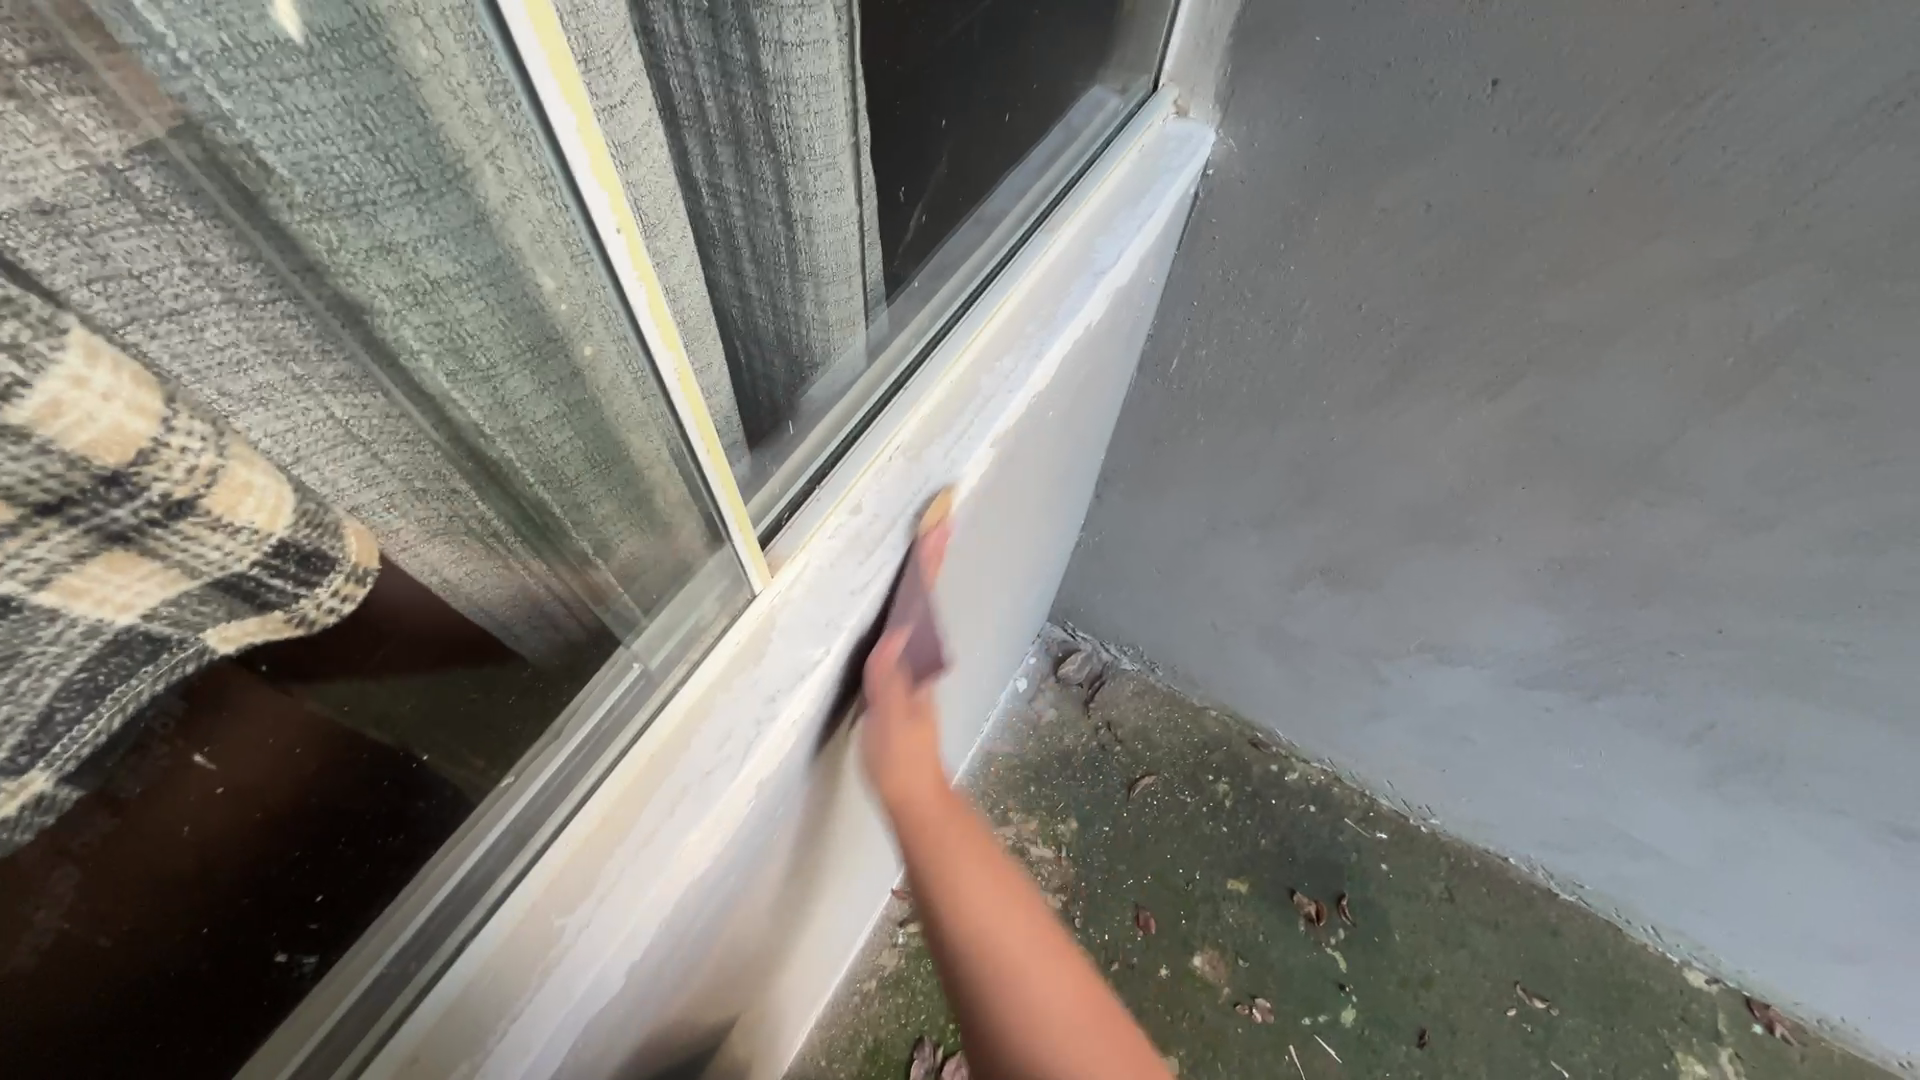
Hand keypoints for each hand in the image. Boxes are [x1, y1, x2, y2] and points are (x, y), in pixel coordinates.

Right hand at [861, 517, 951, 812]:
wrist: (915, 794)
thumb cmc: (900, 760)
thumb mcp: (889, 720)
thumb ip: (890, 679)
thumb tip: (896, 633)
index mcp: (917, 662)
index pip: (922, 603)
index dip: (928, 565)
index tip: (938, 527)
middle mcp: (922, 658)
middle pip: (926, 598)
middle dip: (931, 558)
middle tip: (939, 519)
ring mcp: (916, 668)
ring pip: (921, 610)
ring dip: (925, 575)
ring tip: (927, 541)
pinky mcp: (906, 679)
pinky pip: (909, 628)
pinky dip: (911, 601)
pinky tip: (905, 599)